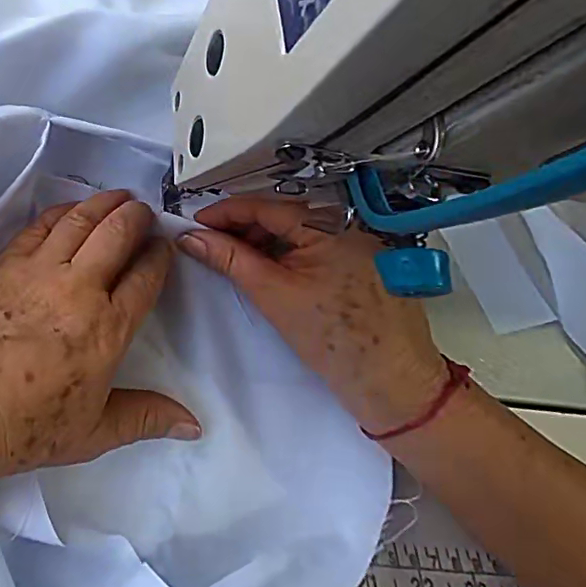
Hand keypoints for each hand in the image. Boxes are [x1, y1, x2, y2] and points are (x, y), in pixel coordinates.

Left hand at [0, 190, 200, 521]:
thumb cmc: (25, 423)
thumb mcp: (92, 432)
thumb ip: (144, 418)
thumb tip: (193, 424)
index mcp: (107, 328)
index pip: (145, 279)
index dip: (160, 257)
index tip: (165, 246)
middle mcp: (77, 288)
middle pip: (115, 235)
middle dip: (136, 217)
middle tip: (143, 211)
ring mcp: (37, 270)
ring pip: (77, 221)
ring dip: (101, 204)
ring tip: (116, 197)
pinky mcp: (3, 263)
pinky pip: (37, 226)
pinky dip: (58, 212)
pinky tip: (66, 210)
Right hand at [175, 195, 447, 434]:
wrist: (391, 381)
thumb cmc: (340, 340)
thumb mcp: (271, 293)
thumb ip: (229, 258)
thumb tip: (194, 238)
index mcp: (331, 227)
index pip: (264, 206)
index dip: (223, 212)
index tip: (195, 224)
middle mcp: (349, 228)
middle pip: (280, 214)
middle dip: (239, 226)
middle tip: (207, 242)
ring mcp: (357, 246)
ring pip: (295, 230)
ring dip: (259, 240)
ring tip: (232, 259)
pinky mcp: (359, 265)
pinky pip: (312, 247)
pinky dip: (282, 253)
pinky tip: (263, 269)